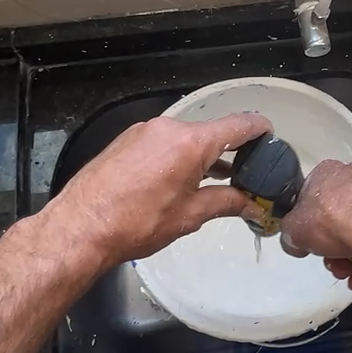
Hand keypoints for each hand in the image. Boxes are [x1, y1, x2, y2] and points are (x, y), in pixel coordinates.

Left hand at [37, 113, 272, 271]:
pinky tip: (175, 181)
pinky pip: (162, 142)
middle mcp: (169, 128)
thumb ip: (226, 203)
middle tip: (241, 175)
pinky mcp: (127, 140)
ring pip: (185, 138)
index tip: (270, 135)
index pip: (238, 125)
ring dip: (200, 156)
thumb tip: (252, 206)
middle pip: (210, 133)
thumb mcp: (190, 215)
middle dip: (228, 153)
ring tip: (210, 183)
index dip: (259, 129)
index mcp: (191, 142)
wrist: (81, 227)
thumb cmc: (137, 222)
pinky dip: (176, 156)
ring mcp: (144, 131)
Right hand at [279, 159, 351, 290]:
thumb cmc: (332, 221)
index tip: (311, 246)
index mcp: (327, 172)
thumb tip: (294, 241)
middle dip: (332, 248)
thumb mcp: (294, 230)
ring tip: (350, 275)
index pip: (311, 197)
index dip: (309, 226)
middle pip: (337, 218)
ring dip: (351, 258)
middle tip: (332, 265)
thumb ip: (290, 234)